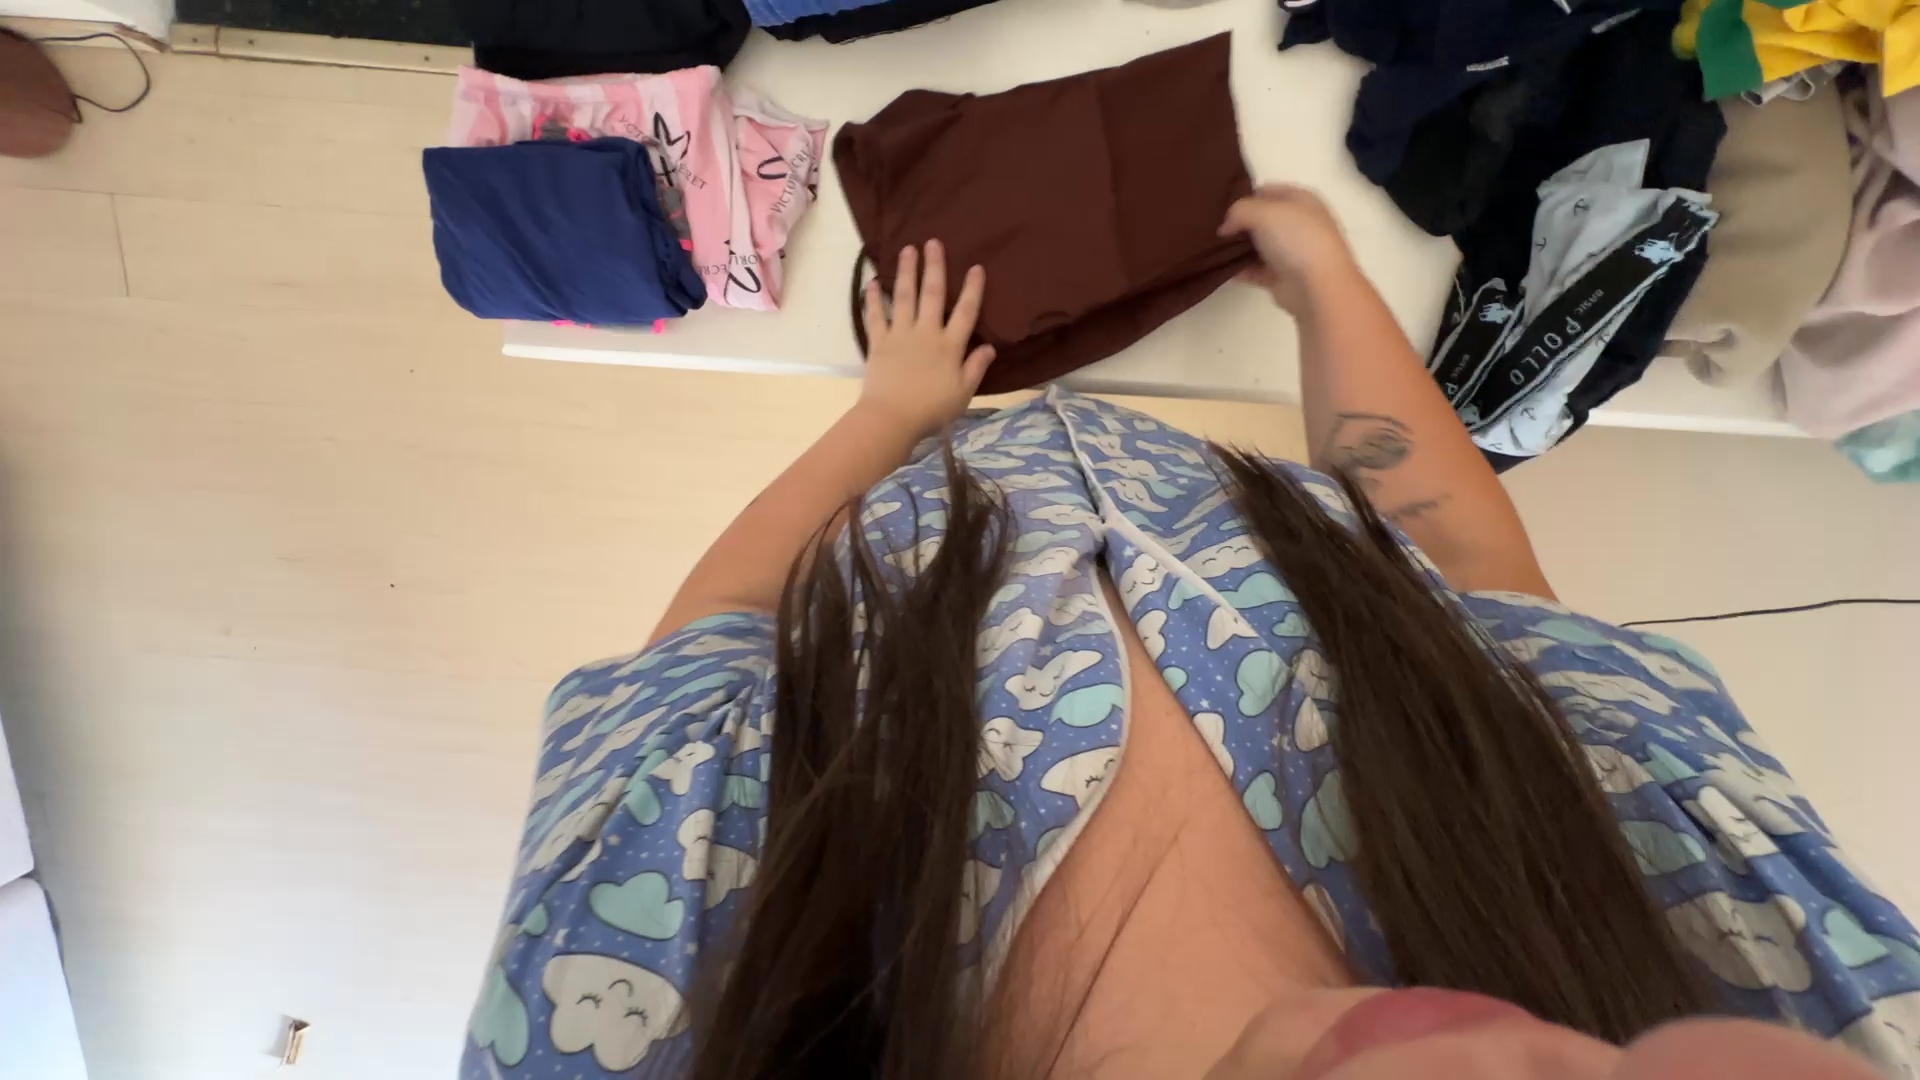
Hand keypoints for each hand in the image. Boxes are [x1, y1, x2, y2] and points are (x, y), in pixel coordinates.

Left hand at [857, 240, 995, 440]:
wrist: (892, 418)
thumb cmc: (931, 409)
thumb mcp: (963, 393)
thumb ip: (976, 368)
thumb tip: (990, 347)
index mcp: (950, 346)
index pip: (966, 312)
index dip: (972, 289)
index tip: (976, 267)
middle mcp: (926, 333)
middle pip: (933, 294)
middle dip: (934, 267)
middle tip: (933, 242)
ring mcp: (900, 335)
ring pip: (904, 297)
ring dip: (906, 272)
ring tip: (907, 249)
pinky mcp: (878, 343)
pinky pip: (875, 316)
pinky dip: (873, 299)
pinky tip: (873, 282)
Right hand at [1218, 184, 1362, 314]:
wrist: (1316, 285)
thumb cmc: (1296, 239)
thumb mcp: (1264, 213)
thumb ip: (1239, 212)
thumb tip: (1225, 227)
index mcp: (1300, 200)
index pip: (1266, 191)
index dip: (1244, 197)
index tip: (1221, 208)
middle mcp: (1296, 222)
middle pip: (1260, 219)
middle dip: (1238, 224)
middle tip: (1214, 230)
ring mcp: (1289, 251)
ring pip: (1257, 245)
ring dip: (1237, 248)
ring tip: (1213, 250)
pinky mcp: (1281, 276)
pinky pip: (1254, 270)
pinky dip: (1240, 270)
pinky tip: (1222, 270)